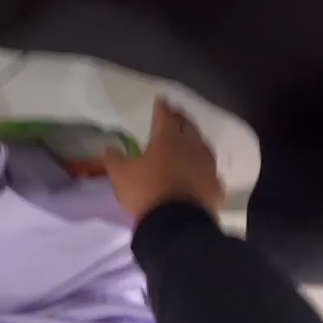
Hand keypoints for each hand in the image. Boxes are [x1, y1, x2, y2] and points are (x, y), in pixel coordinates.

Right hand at [102, 98, 226, 221]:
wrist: (175, 223)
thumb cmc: (145, 191)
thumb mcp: (120, 175)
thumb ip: (114, 159)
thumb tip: (108, 147)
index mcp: (166, 140)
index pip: (164, 117)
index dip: (161, 107)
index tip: (161, 99)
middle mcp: (190, 148)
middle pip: (188, 127)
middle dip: (181, 119)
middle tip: (177, 114)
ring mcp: (206, 166)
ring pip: (203, 146)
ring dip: (195, 139)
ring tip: (191, 139)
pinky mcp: (215, 185)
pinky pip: (209, 170)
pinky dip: (203, 166)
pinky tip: (200, 170)